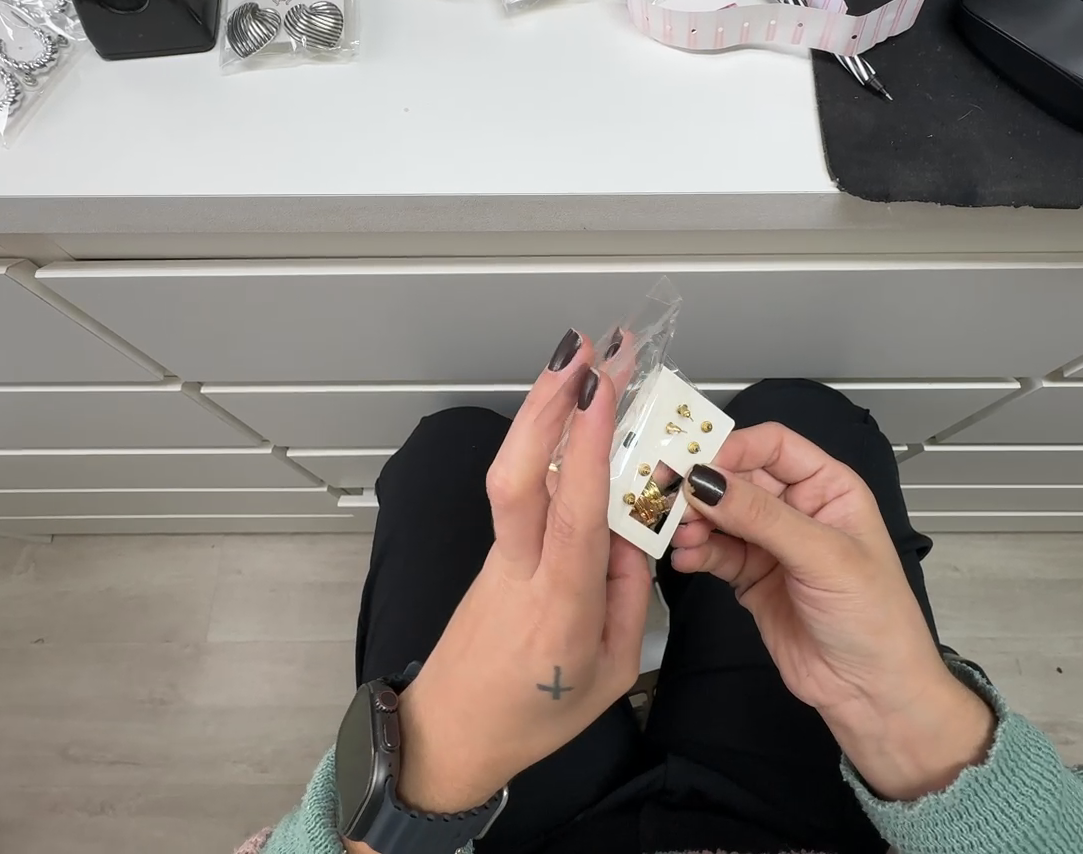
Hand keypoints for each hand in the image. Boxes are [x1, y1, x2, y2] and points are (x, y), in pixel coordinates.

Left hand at [390, 331, 651, 815]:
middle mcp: (523, 569)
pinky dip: (535, 439)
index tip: (601, 387)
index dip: (589, 447)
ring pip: (510, 471)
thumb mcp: (612, 671)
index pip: (576, 515)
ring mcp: (498, 554)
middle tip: (585, 349)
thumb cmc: (536, 717)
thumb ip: (630, 594)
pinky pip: (515, 486)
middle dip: (549, 403)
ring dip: (539, 408)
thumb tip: (633, 527)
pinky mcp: (491, 547)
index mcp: (562, 608)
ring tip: (571, 358)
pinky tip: (557, 410)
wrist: (449, 733)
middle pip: (521, 475)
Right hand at [669, 422, 994, 801]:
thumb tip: (703, 479)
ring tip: (678, 536)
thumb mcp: (823, 558)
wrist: (874, 697)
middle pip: (737, 477)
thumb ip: (761, 516)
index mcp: (826, 487)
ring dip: (694, 521)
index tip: (697, 464)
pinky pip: (713, 551)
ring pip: (719, 514)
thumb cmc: (872, 617)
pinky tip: (683, 559)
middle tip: (670, 497)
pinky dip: (694, 551)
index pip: (773, 446)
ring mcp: (769, 542)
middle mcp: (795, 506)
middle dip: (704, 486)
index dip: (734, 447)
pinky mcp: (748, 575)